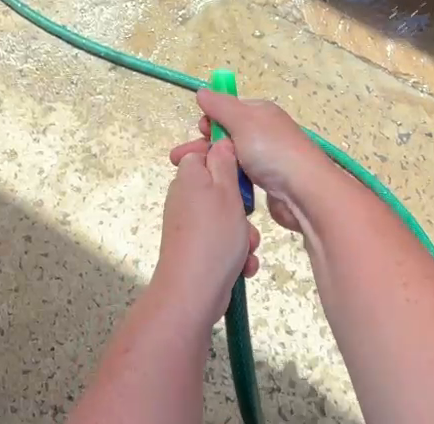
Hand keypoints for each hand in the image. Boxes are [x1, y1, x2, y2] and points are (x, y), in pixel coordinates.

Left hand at [152, 138, 259, 323]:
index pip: (204, 152)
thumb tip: (220, 142)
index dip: (225, 159)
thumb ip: (225, 163)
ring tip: (246, 249)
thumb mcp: (227, 191)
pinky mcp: (194, 248)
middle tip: (248, 219)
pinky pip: (221, 242)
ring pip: (226, 219)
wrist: (192, 291)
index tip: (243, 173)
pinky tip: (243, 267)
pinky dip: (234, 253)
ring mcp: (188, 224)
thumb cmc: (213, 235)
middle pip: (220, 188)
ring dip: (242, 234)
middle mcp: (185, 196)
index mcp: (189, 175)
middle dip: (241, 207)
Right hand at [170, 90, 334, 233]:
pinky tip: (216, 188)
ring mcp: (266, 159)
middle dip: (203, 144)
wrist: (306, 194)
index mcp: (260, 113)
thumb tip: (202, 91)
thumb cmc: (272, 151)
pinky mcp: (267, 184)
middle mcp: (264, 133)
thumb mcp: (242, 121)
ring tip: (192, 176)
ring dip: (212, 163)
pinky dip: (228, 180)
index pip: (229, 109)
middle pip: (227, 134)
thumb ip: (220, 106)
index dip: (211, 118)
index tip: (199, 130)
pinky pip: (241, 177)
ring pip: (231, 157)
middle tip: (180, 158)